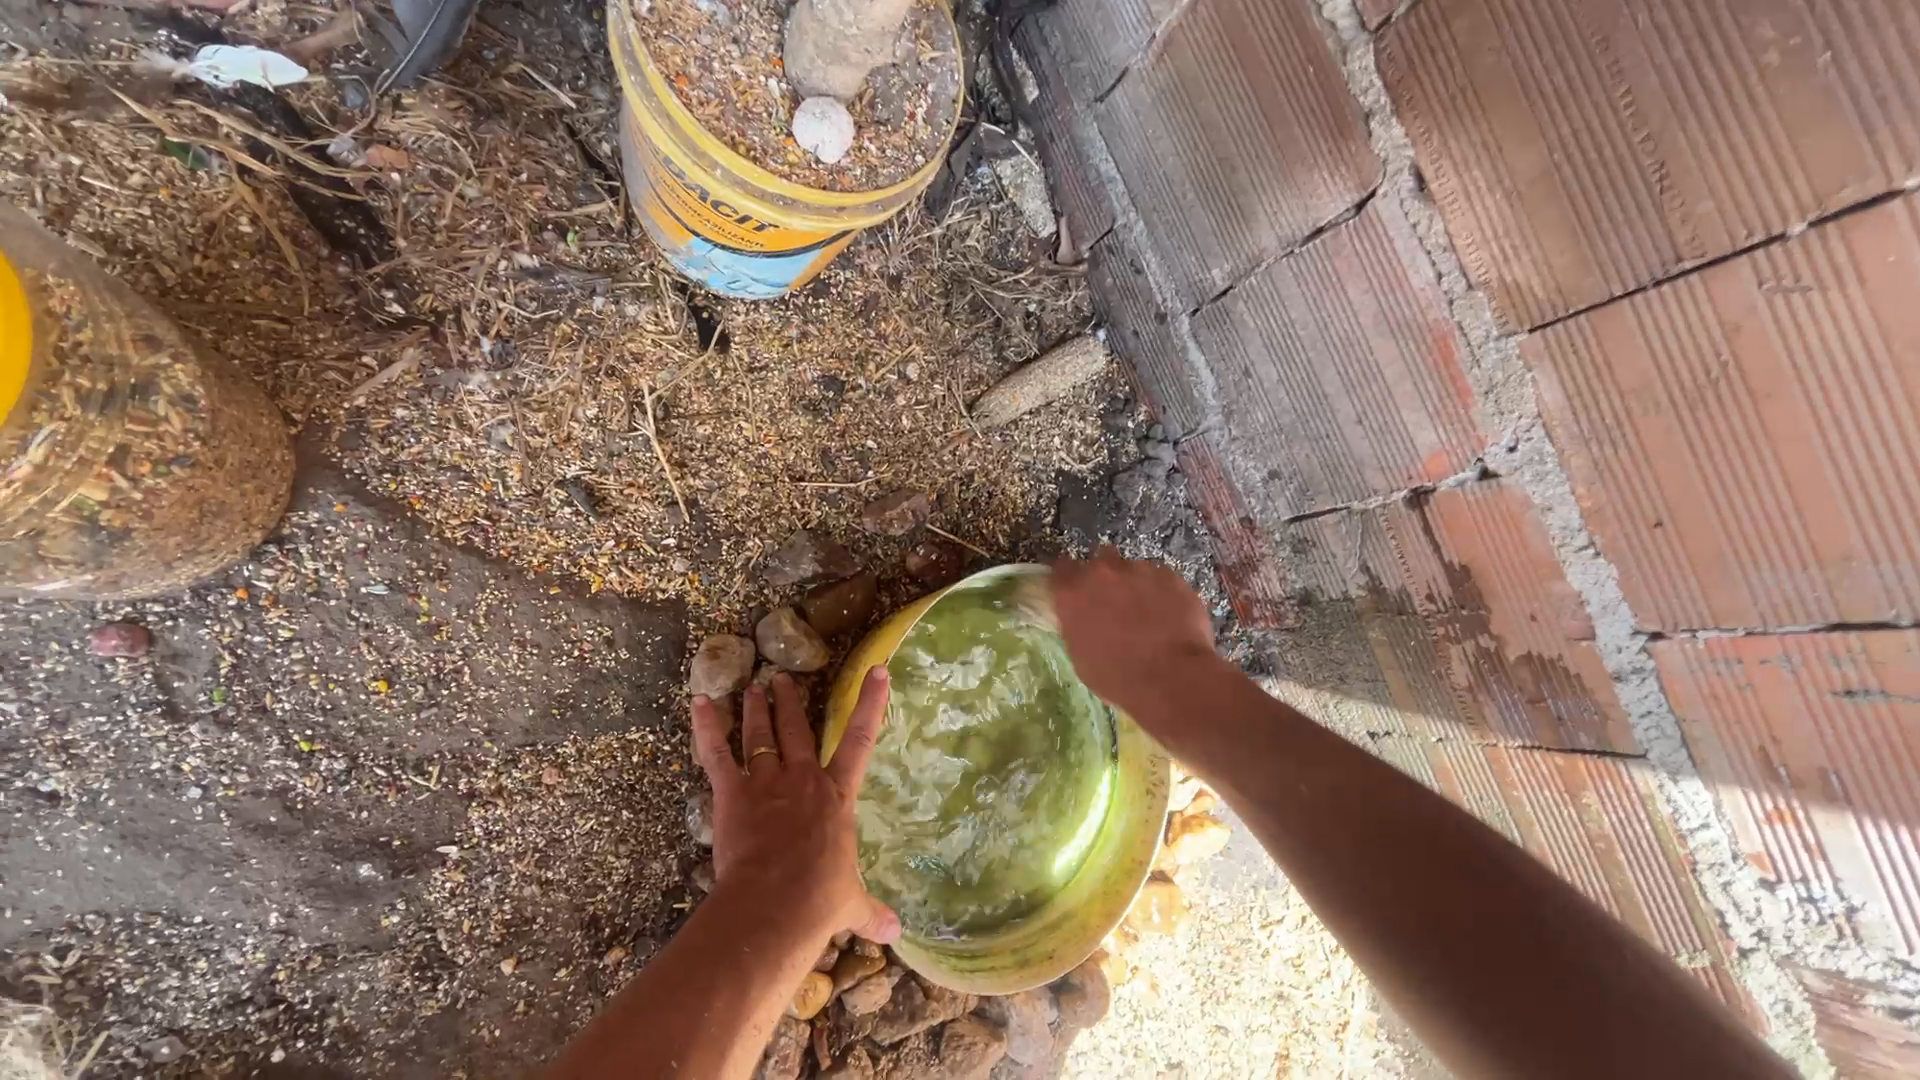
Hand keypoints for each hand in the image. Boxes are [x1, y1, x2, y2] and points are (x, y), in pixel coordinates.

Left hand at [690, 668, 900, 944]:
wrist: (775, 905)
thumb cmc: (819, 901)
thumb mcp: (850, 904)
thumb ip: (870, 912)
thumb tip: (896, 933)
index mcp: (836, 797)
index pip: (861, 739)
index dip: (871, 703)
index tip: (877, 670)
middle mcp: (803, 779)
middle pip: (797, 730)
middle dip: (791, 702)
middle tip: (783, 679)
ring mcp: (767, 783)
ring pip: (761, 736)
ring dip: (756, 710)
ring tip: (755, 687)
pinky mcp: (733, 794)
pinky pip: (718, 754)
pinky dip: (707, 727)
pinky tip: (700, 702)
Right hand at [1050, 547, 1216, 718]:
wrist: (1171, 677)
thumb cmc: (1117, 676)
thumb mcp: (1080, 654)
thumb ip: (1077, 624)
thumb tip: (1081, 617)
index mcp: (1073, 592)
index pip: (1060, 569)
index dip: (1069, 579)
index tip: (1075, 592)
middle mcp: (1102, 572)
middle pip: (1098, 561)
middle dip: (1104, 577)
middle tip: (1113, 603)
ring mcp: (1139, 569)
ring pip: (1132, 568)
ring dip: (1134, 584)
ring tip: (1147, 612)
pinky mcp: (1170, 575)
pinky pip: (1160, 577)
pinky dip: (1160, 591)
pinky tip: (1169, 614)